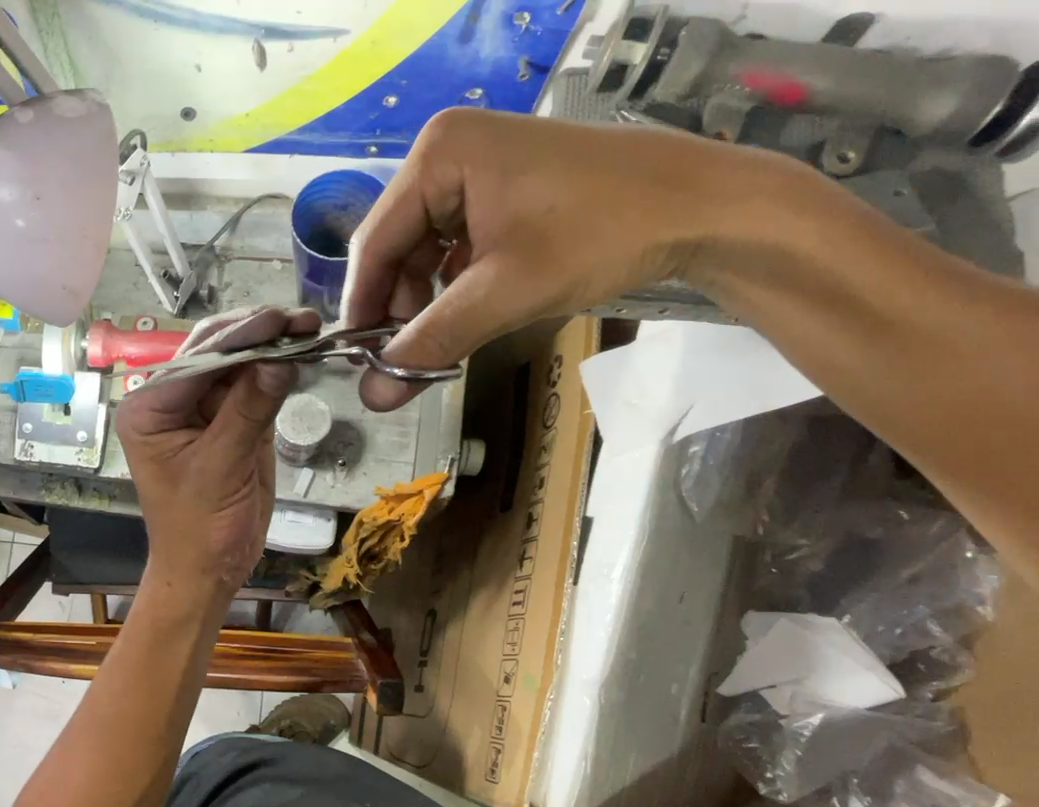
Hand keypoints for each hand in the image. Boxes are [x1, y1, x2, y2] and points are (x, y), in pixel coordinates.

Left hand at [117, 306, 314, 593]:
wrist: (208, 569)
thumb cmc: (200, 526)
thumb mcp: (222, 467)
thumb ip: (249, 409)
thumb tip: (282, 357)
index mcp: (148, 408)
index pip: (197, 360)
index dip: (241, 337)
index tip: (282, 318)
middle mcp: (167, 400)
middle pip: (213, 351)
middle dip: (257, 333)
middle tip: (304, 318)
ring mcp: (198, 409)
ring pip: (235, 363)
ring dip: (271, 346)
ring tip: (311, 328)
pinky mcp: (226, 421)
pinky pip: (251, 386)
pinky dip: (275, 371)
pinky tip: (303, 353)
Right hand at [342, 109, 807, 409]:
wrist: (705, 206)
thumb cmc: (601, 234)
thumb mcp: (504, 293)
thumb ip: (429, 344)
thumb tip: (371, 398)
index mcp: (438, 155)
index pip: (373, 245)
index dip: (362, 310)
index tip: (356, 365)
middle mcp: (446, 152)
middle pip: (393, 247)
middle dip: (397, 308)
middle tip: (401, 363)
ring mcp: (473, 167)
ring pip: (420, 251)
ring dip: (423, 302)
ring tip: (436, 345)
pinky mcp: (497, 186)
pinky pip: (451, 244)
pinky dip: (450, 285)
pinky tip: (462, 315)